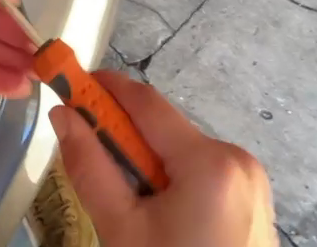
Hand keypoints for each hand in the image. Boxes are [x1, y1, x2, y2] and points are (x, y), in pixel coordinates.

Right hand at [50, 71, 276, 246]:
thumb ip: (88, 165)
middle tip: (91, 161)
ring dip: (147, 161)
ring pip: (180, 151)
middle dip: (123, 136)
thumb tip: (61, 113)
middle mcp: (237, 159)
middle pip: (162, 127)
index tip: (67, 88)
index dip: (103, 88)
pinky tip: (161, 219)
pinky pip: (201, 174)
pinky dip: (173, 181)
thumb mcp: (122, 228)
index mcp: (209, 161)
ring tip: (130, 205)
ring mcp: (251, 184)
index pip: (144, 101)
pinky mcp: (255, 205)